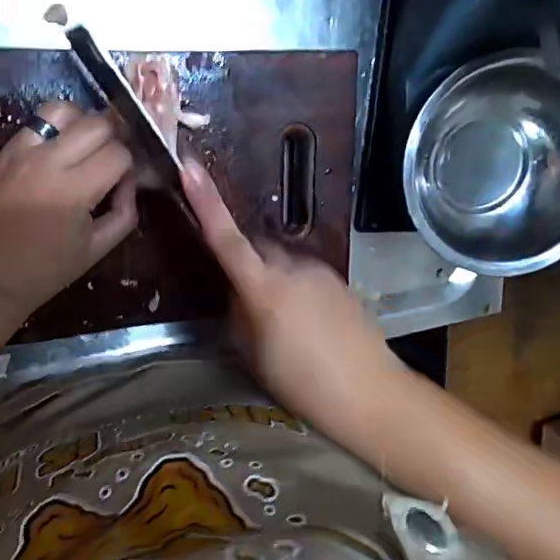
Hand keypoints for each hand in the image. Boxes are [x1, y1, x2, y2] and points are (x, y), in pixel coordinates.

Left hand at [0, 102, 136, 326]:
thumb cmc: (44, 271)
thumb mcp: (97, 249)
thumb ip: (124, 213)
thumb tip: (129, 183)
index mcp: (74, 190)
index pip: (119, 153)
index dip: (131, 166)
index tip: (127, 183)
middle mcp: (48, 161)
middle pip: (98, 123)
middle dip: (115, 138)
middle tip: (113, 161)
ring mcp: (22, 152)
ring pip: (64, 109)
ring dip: (84, 123)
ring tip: (86, 147)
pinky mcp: (4, 152)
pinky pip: (36, 122)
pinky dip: (56, 128)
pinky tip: (59, 152)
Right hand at [181, 159, 408, 430]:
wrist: (369, 391)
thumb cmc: (303, 382)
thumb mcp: (255, 355)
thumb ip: (239, 316)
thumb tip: (237, 294)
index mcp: (266, 289)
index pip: (227, 240)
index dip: (206, 203)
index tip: (190, 168)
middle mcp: (294, 269)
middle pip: (256, 246)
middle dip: (243, 259)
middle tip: (240, 298)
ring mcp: (321, 271)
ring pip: (281, 260)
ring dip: (270, 276)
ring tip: (278, 320)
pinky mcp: (339, 280)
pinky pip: (304, 273)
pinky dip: (293, 286)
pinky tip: (304, 321)